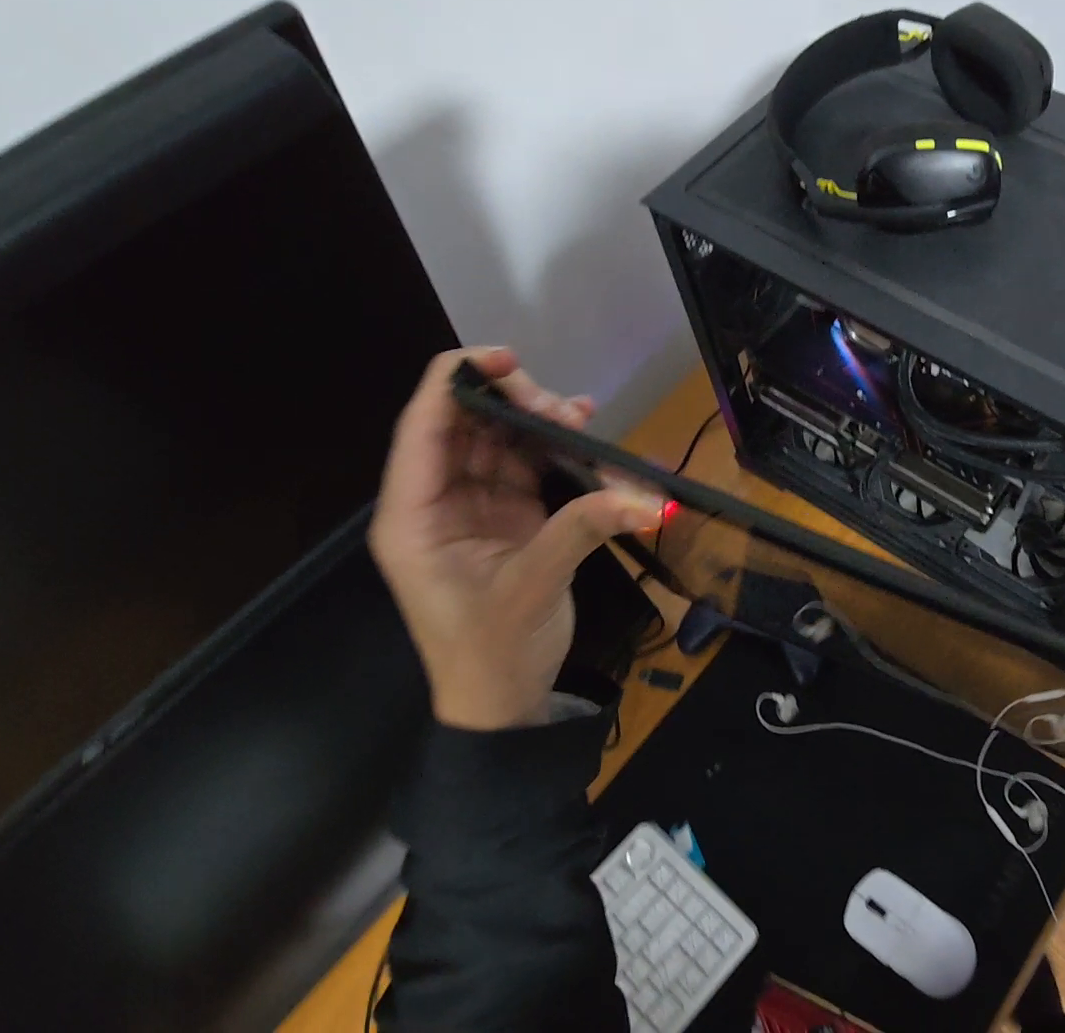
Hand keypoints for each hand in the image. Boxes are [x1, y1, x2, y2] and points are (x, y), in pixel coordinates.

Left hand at [369, 347, 663, 730]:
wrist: (504, 706)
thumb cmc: (493, 653)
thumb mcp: (531, 587)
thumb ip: (583, 529)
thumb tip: (651, 498)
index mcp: (413, 515)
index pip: (425, 427)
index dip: (459, 382)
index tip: (509, 358)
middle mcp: (439, 501)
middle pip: (469, 427)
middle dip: (515, 405)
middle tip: (566, 409)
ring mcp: (478, 509)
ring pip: (504, 443)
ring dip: (542, 424)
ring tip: (585, 419)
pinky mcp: (513, 520)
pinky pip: (532, 470)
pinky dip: (559, 451)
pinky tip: (587, 434)